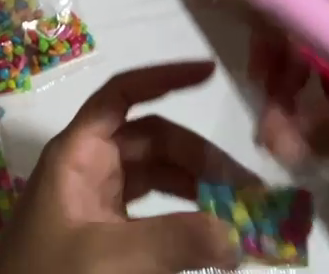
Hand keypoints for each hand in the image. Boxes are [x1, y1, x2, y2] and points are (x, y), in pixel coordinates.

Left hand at [0, 62, 243, 273]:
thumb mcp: (110, 257)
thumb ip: (175, 242)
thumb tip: (238, 236)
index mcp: (79, 152)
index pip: (123, 94)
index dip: (164, 77)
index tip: (211, 72)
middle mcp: (90, 167)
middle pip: (153, 142)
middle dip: (200, 158)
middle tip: (249, 186)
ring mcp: (99, 205)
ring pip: (158, 180)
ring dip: (199, 191)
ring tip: (243, 212)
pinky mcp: (107, 240)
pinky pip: (154, 217)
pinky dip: (185, 223)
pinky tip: (214, 239)